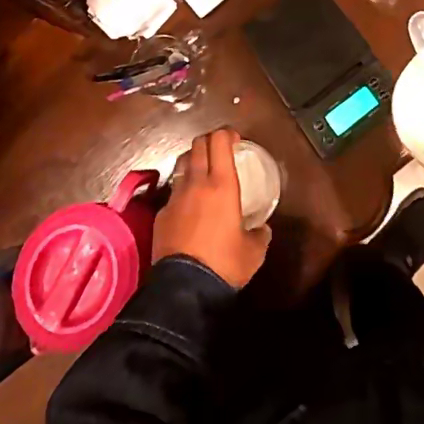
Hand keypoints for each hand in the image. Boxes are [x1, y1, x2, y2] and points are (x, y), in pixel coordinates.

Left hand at [153, 128, 271, 288]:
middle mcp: (196, 184)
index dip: (227, 133)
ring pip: (181, 165)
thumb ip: (259, 233)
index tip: (235, 140)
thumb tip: (262, 229)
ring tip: (203, 174)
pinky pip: (173, 192)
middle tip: (220, 151)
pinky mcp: (160, 215)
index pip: (219, 140)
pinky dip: (183, 191)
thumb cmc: (224, 263)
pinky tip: (189, 208)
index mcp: (222, 184)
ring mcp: (175, 198)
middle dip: (209, 141)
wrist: (183, 290)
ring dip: (193, 161)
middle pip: (197, 145)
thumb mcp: (253, 251)